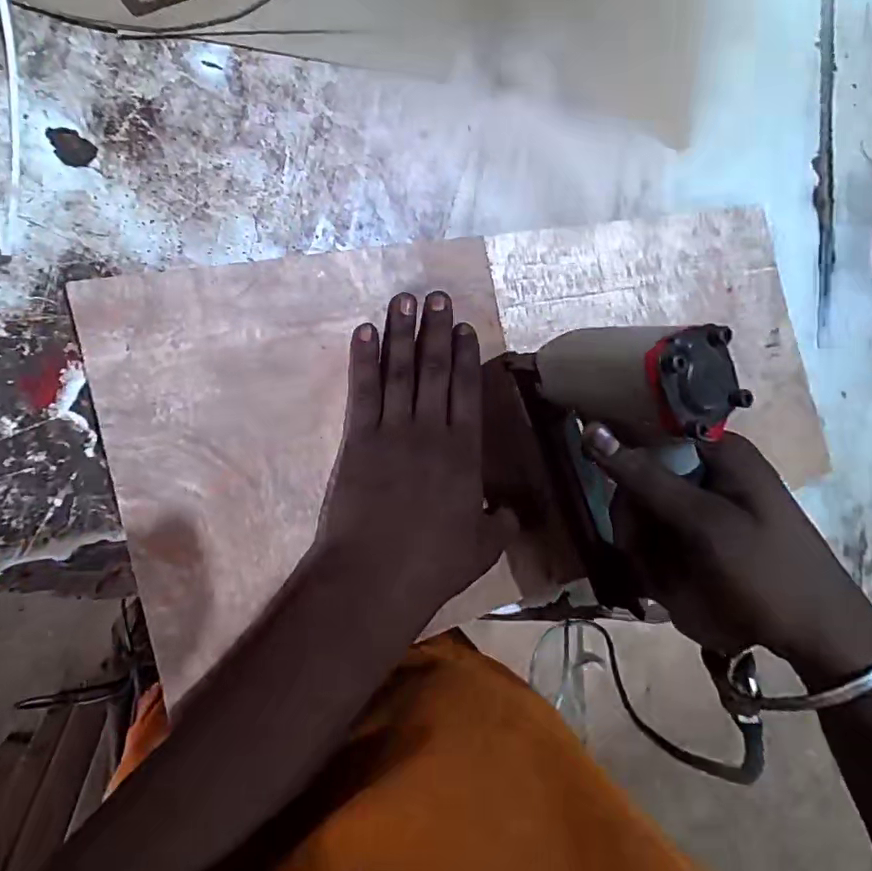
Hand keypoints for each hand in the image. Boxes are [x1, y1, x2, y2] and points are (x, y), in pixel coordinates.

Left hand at [310, 292, 513, 627]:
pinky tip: (365, 331)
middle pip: (435, 370)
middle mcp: (430, 431)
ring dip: (402, 332)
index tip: (464, 326)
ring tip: (405, 299)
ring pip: (400, 371)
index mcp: (463, 453)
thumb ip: (499, 522)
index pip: (468, 392)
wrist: (375, 574)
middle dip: (436, 330)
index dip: (466, 356)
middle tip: (436, 296)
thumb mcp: (482, 547)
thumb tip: (513, 511)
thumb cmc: (432, 564)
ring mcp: (392, 431)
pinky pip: (363, 390)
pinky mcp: (358, 438)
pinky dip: (363, 358)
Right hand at [586, 430, 871, 686]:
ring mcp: (708, 502)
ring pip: (644, 509)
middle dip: (634, 517)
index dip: (621, 451)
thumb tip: (591, 430)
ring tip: (663, 580)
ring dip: (643, 545)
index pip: (648, 427)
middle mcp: (712, 467)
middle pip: (640, 474)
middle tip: (641, 552)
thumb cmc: (767, 575)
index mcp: (721, 450)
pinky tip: (671, 584)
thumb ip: (645, 477)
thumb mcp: (704, 524)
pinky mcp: (705, 532)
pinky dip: (657, 559)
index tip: (608, 487)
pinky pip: (660, 533)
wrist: (822, 643)